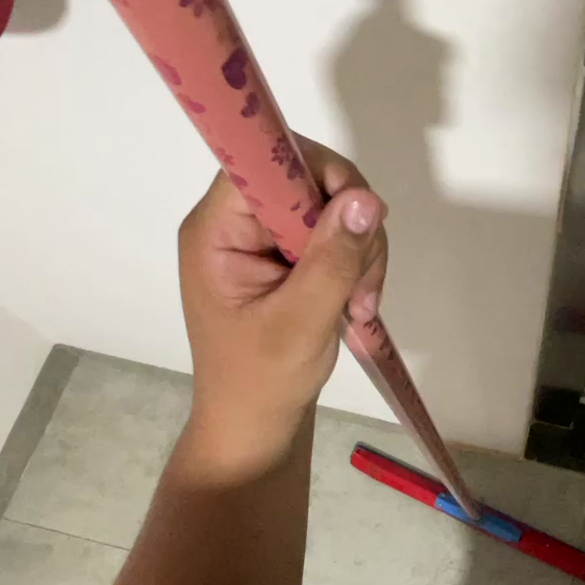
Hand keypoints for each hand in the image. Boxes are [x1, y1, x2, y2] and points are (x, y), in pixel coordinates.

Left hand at [176, 135, 386, 477]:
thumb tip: (366, 199)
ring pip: (332, 208)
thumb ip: (333, 260)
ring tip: (360, 304)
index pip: (267, 159)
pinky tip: (357, 302)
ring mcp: (264, 240)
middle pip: (310, 180)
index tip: (357, 214)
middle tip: (363, 284)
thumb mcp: (301, 323)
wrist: (256, 424)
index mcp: (217, 230)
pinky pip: (335, 235)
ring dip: (360, 251)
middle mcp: (238, 223)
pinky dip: (357, 263)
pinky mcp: (288, 257)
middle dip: (351, 225)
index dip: (319, 172)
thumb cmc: (263, 381)